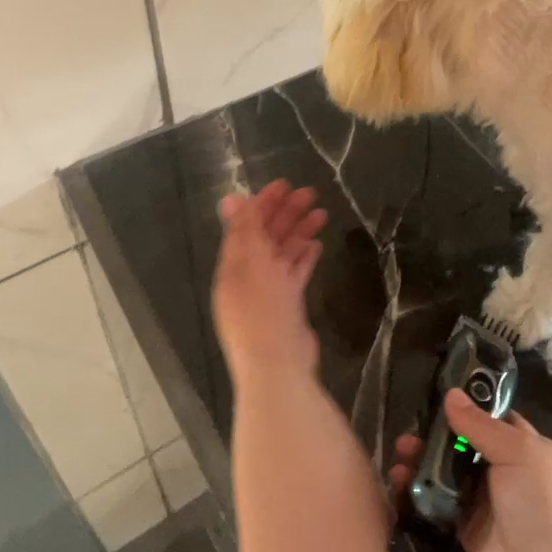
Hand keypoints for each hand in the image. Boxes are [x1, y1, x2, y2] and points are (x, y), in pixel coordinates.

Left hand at [211, 181, 328, 385]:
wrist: (277, 367)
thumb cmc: (261, 313)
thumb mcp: (251, 266)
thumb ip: (243, 231)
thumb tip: (229, 198)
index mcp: (233, 266)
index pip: (246, 226)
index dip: (263, 203)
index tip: (286, 184)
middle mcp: (248, 276)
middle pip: (267, 237)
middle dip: (286, 213)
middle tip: (310, 194)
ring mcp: (268, 292)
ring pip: (283, 253)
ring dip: (299, 231)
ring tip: (322, 214)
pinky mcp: (287, 306)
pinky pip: (295, 274)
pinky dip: (304, 257)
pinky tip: (317, 244)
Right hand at [388, 390, 551, 551]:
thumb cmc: (540, 499)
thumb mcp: (517, 452)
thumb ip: (481, 425)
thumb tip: (452, 394)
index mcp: (520, 446)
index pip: (491, 418)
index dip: (466, 406)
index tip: (435, 395)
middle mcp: (500, 469)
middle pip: (462, 445)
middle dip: (434, 437)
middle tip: (407, 434)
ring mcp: (481, 499)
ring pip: (446, 473)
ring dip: (421, 463)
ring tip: (399, 456)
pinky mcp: (465, 526)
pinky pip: (438, 504)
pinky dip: (418, 493)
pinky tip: (399, 482)